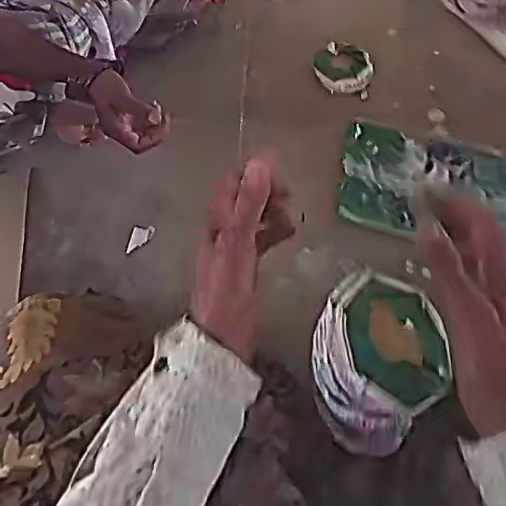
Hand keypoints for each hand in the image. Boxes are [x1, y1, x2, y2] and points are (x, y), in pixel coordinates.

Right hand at [87, 68, 167, 152]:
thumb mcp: (121, 97)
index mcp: (116, 130)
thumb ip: (138, 109)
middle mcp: (121, 131)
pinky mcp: (129, 116)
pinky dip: (153, 115)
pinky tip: (153, 104)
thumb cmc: (105, 87)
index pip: (137, 145)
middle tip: (165, 115)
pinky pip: (145, 122)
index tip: (160, 123)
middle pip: (144, 141)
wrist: (95, 77)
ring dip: (157, 122)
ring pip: (146, 131)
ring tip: (159, 108)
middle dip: (158, 130)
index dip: (152, 139)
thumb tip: (156, 119)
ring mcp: (126, 124)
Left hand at [191, 156, 294, 358]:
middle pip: (245, 195)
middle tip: (287, 199)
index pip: (232, 180)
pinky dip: (275, 230)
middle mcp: (223, 229)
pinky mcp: (245, 263)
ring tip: (288, 219)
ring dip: (273, 210)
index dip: (254, 173)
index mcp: (217, 220)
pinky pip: (262, 235)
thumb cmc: (227, 292)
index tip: (279, 176)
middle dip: (267, 191)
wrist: (220, 342)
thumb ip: (248, 204)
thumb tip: (259, 164)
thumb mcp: (239, 243)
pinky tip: (286, 236)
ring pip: (255, 214)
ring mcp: (234, 246)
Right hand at [419, 191, 505, 437]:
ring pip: (474, 247)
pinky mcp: (489, 306)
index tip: (424, 190)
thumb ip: (448, 269)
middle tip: (416, 202)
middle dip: (450, 210)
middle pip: (480, 230)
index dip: (455, 201)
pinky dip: (449, 253)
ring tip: (418, 222)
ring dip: (449, 230)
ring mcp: (500, 291)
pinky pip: (469, 266)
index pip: (482, 221)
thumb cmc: (491, 369)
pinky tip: (431, 258)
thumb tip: (427, 225)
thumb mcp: (467, 315)